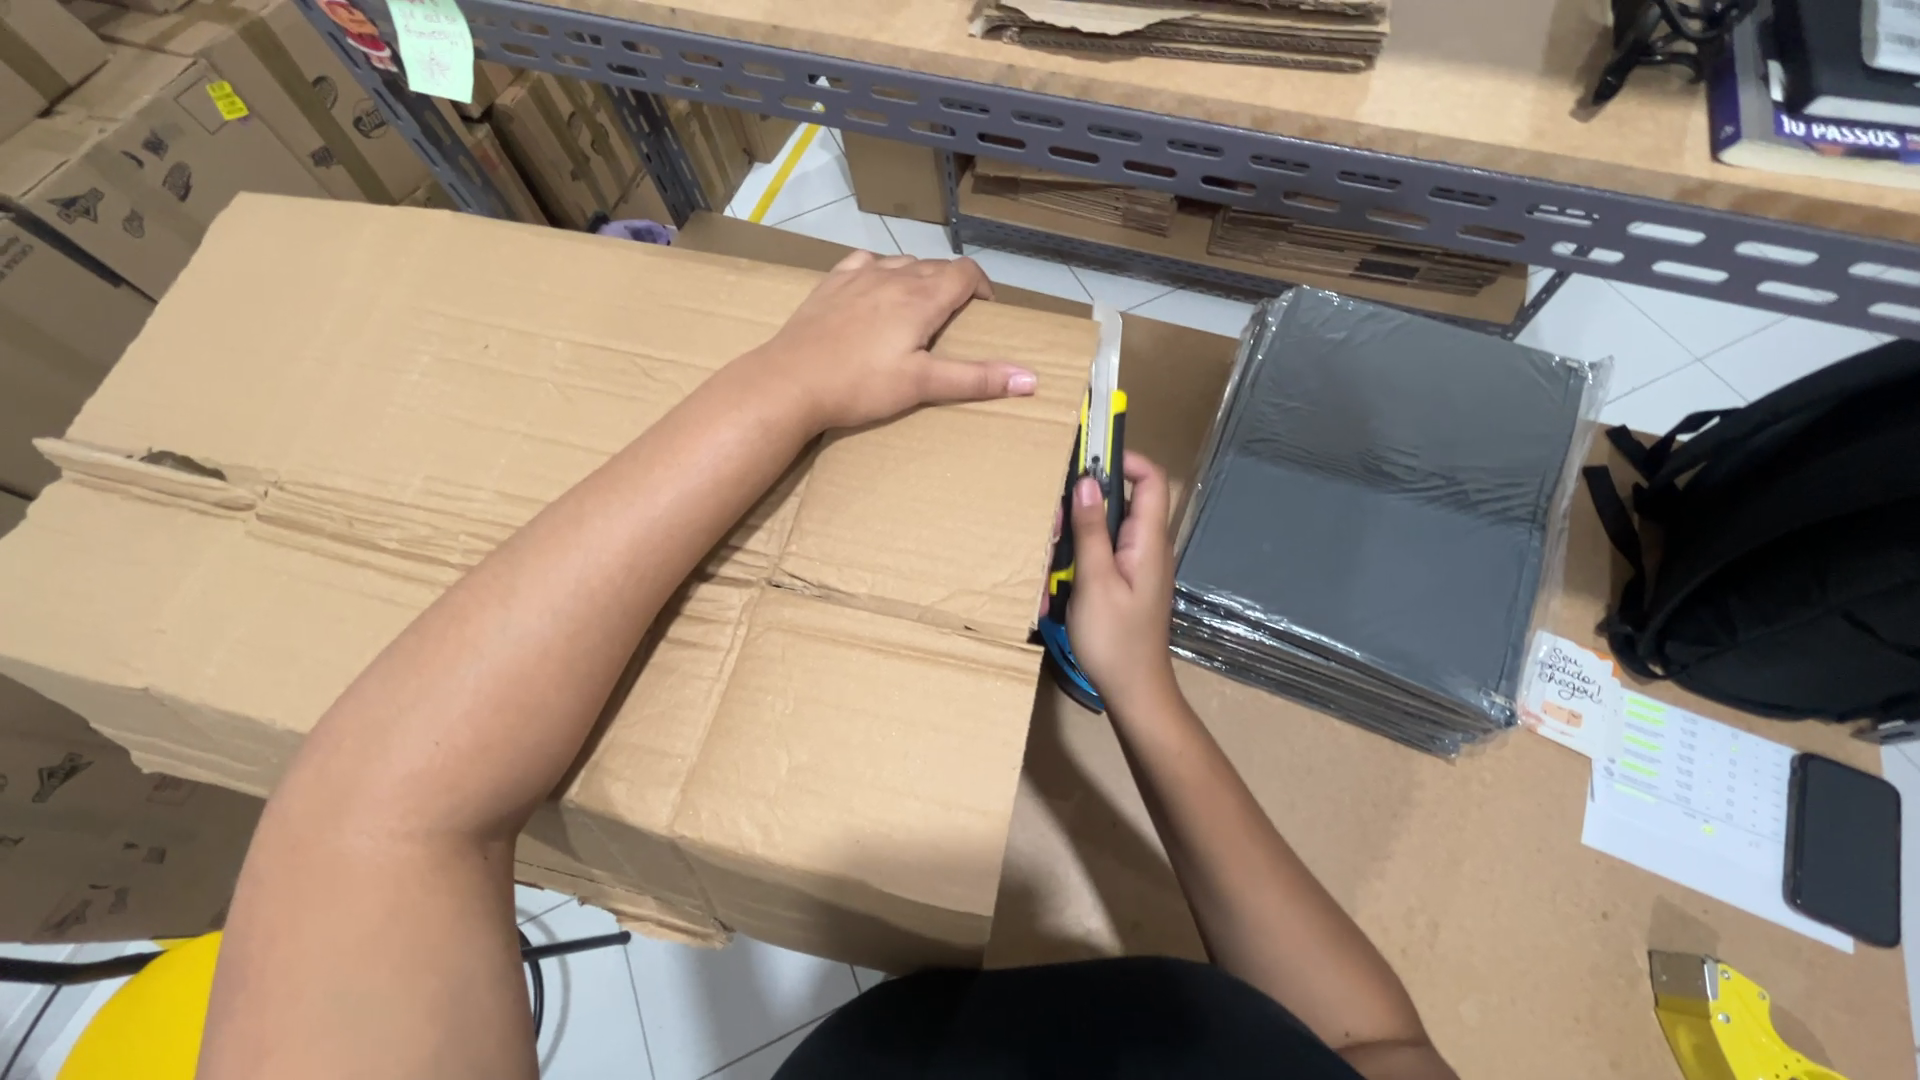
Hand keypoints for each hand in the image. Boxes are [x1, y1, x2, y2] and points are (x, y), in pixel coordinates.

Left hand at [749, 250, 1037, 431]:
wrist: (791, 381)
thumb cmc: (861, 386)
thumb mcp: (923, 385)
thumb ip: (976, 378)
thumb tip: (1031, 379)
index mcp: (921, 298)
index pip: (965, 272)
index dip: (981, 286)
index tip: (983, 309)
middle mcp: (894, 277)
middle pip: (935, 266)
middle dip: (952, 285)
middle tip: (954, 317)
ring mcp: (858, 277)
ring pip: (901, 262)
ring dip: (919, 277)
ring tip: (918, 306)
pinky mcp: (830, 284)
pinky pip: (864, 262)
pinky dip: (880, 270)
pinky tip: (874, 287)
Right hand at [1067, 451, 1177, 711]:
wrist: (1134, 690)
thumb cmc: (1115, 638)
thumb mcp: (1095, 581)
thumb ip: (1091, 530)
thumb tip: (1088, 481)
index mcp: (1149, 540)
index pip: (1151, 478)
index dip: (1124, 459)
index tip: (1086, 459)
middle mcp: (1149, 546)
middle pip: (1126, 498)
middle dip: (1089, 498)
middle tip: (1056, 516)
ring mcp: (1139, 565)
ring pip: (1110, 526)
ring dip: (1080, 529)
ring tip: (1054, 549)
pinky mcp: (1126, 582)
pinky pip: (1104, 551)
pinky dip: (1082, 553)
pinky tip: (1061, 573)